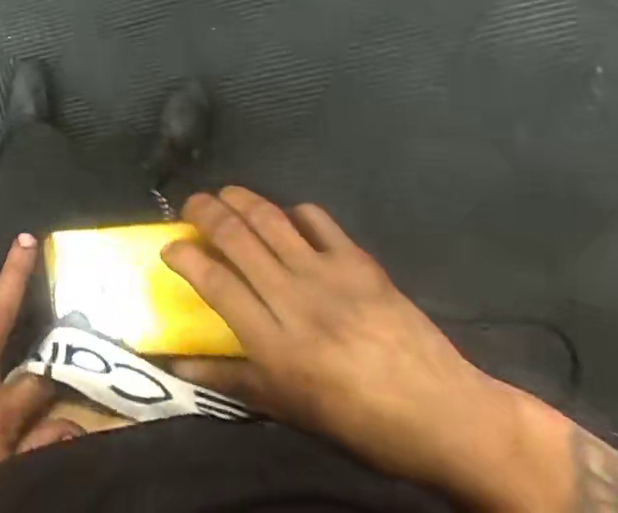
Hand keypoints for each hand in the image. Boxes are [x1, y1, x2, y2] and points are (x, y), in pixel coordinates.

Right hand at [161, 188, 570, 512]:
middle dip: (202, 212)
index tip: (169, 247)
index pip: (213, 281)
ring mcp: (329, 276)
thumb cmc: (360, 422)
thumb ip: (230, 380)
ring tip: (223, 195)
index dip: (183, 255)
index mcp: (275, 342)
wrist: (448, 417)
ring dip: (238, 198)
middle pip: (235, 236)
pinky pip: (317, 220)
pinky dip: (293, 210)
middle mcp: (294, 299)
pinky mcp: (360, 263)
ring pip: (269, 218)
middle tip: (189, 207)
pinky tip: (286, 218)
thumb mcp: (290, 410)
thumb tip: (176, 367)